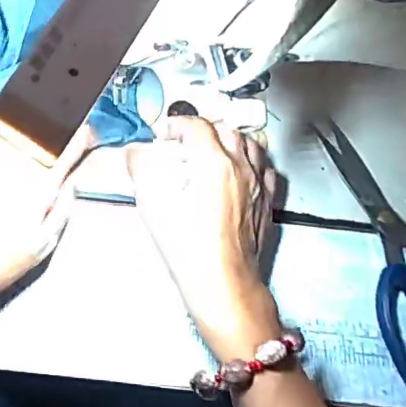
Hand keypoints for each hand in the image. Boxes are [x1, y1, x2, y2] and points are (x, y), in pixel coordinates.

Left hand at [0, 121, 94, 326]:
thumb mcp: (41, 248)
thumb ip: (61, 211)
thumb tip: (70, 183)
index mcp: (38, 188)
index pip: (67, 148)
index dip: (81, 135)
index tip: (85, 133)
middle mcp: (13, 167)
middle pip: (44, 127)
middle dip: (62, 114)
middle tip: (71, 104)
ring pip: (15, 122)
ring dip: (33, 110)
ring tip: (45, 99)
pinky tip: (4, 118)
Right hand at [125, 116, 281, 347]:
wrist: (221, 281)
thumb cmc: (189, 246)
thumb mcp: (150, 201)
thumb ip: (142, 167)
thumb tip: (138, 154)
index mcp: (212, 162)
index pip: (196, 125)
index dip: (176, 125)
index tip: (164, 133)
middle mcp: (240, 168)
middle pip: (225, 129)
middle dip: (202, 130)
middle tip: (185, 140)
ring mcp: (258, 184)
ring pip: (250, 144)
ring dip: (230, 140)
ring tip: (213, 149)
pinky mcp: (267, 202)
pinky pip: (265, 168)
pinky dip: (251, 162)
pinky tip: (240, 171)